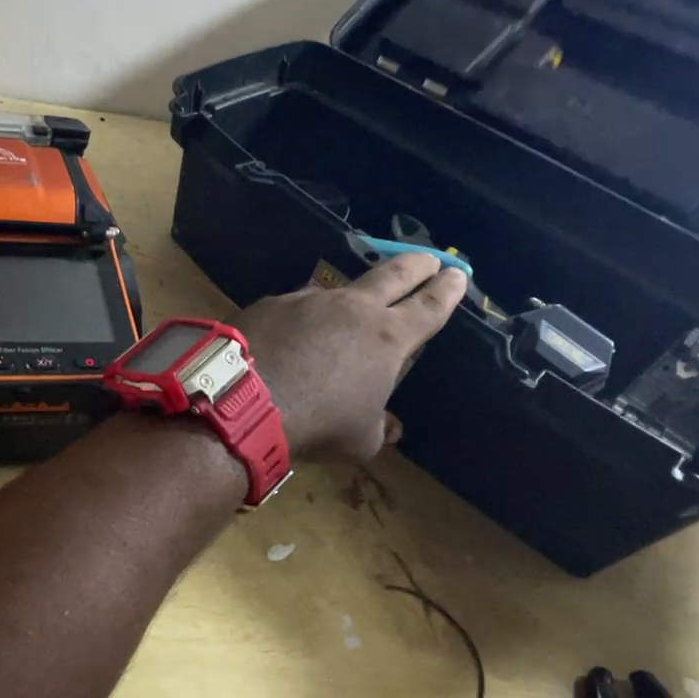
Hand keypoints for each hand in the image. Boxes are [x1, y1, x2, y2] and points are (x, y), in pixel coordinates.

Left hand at [232, 253, 465, 459]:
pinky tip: (290, 333)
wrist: (242, 399)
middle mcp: (351, 307)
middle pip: (392, 275)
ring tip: (346, 307)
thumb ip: (380, 426)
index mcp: (388, 337)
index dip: (447, 290)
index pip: (429, 306)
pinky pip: (294, 305)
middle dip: (415, 265)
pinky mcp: (269, 303)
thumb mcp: (361, 439)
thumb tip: (393, 427)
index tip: (457, 273)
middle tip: (427, 258)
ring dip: (346, 296)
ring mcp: (306, 299)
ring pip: (336, 289)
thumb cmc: (317, 422)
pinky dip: (300, 317)